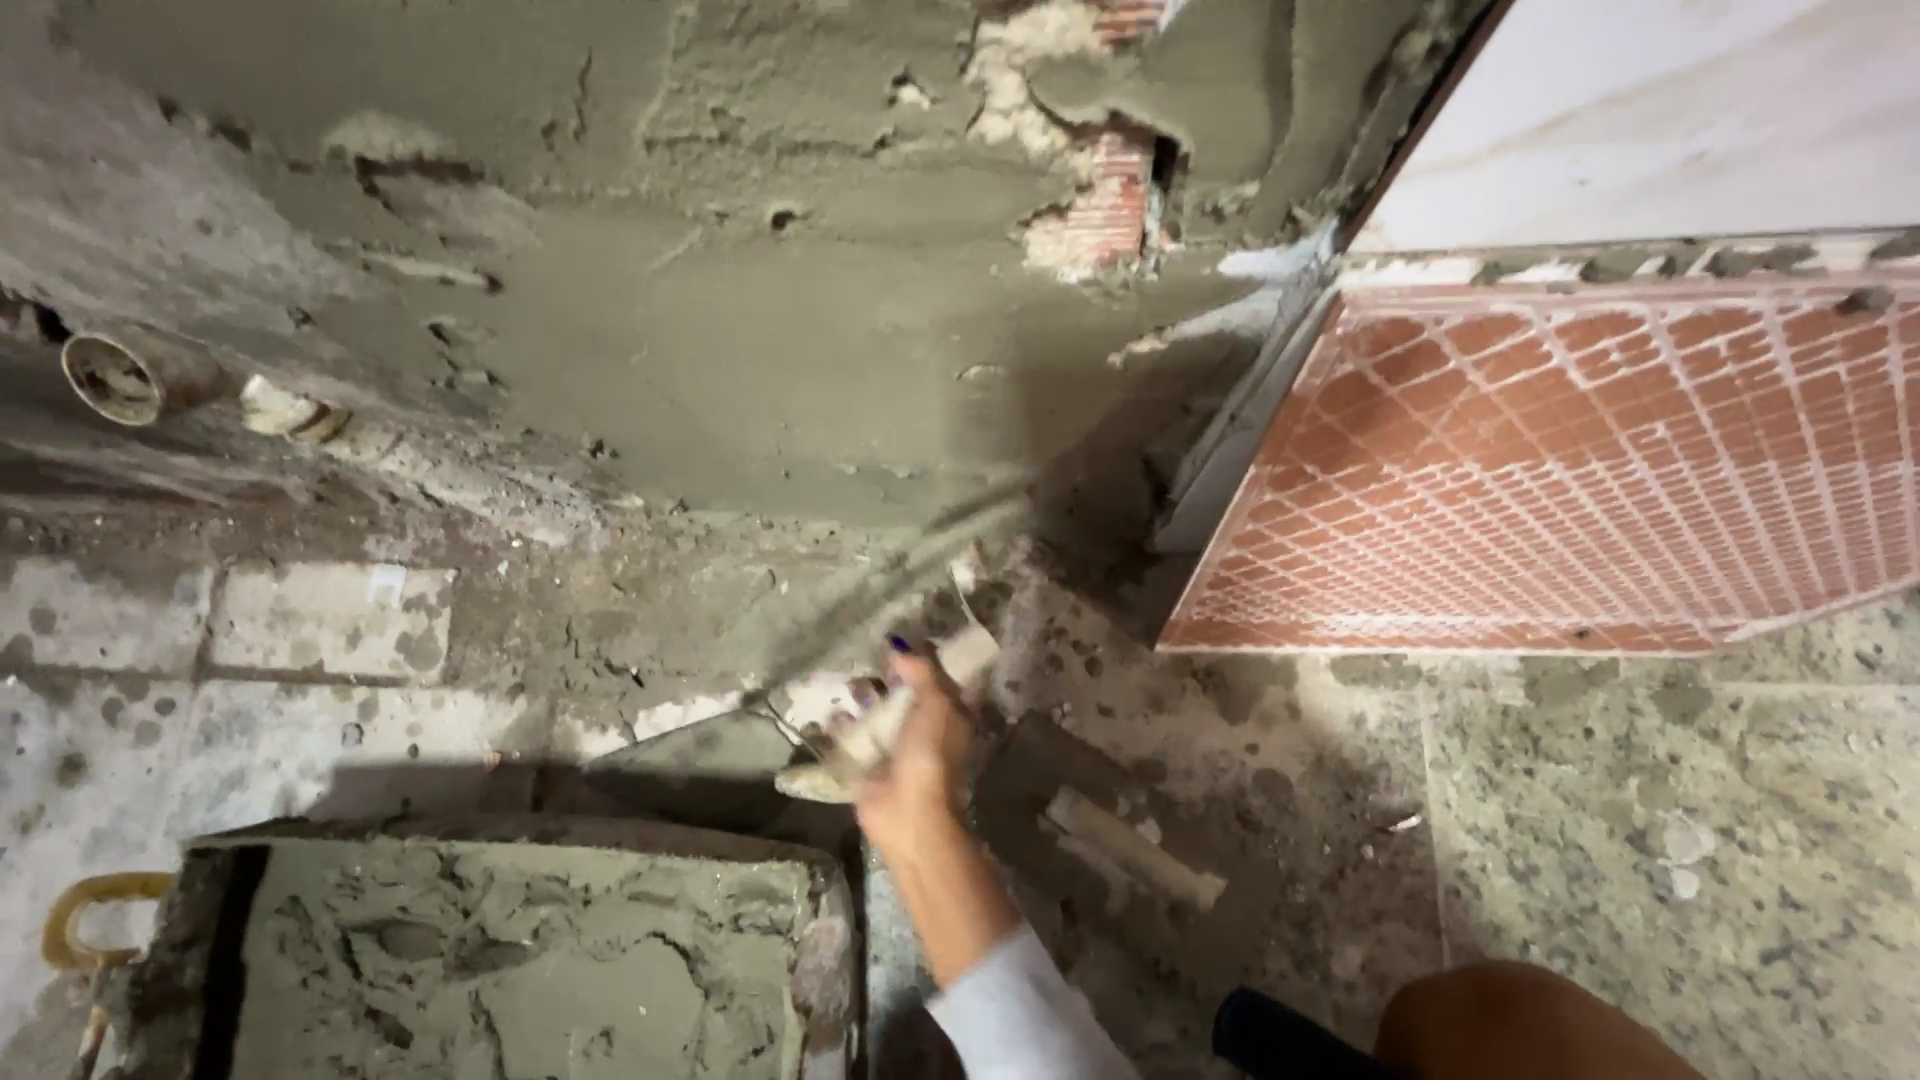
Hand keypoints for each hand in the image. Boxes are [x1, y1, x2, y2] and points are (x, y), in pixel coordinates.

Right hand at [854, 649, 975, 854]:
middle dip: (888, 674)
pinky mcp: (869, 762)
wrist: (909, 813)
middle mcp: (925, 725)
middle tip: (868, 655)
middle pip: (906, 690)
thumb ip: (921, 670)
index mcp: (951, 711)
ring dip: (862, 697)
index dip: (929, 656)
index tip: (905, 637)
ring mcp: (896, 745)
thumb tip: (898, 646)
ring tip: (848, 683)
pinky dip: (840, 725)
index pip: (944, 675)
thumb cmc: (930, 754)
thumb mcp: (936, 702)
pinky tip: (829, 711)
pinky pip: (852, 737)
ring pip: (877, 711)